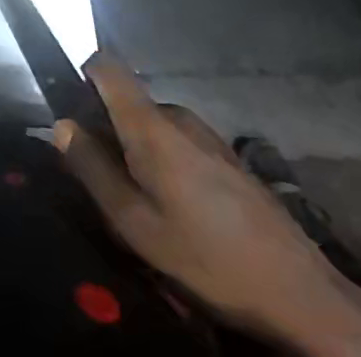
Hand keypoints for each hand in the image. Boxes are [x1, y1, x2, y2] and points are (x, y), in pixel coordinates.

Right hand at [57, 54, 360, 356]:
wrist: (299, 293)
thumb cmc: (205, 256)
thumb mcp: (134, 222)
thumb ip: (93, 169)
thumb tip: (61, 125)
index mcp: (151, 126)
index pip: (108, 67)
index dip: (82, 73)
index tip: (68, 105)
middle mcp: (180, 117)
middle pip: (128, 102)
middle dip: (108, 129)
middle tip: (102, 180)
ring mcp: (209, 135)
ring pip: (154, 126)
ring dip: (137, 150)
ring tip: (139, 201)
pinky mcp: (228, 157)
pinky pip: (179, 142)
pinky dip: (164, 161)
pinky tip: (176, 208)